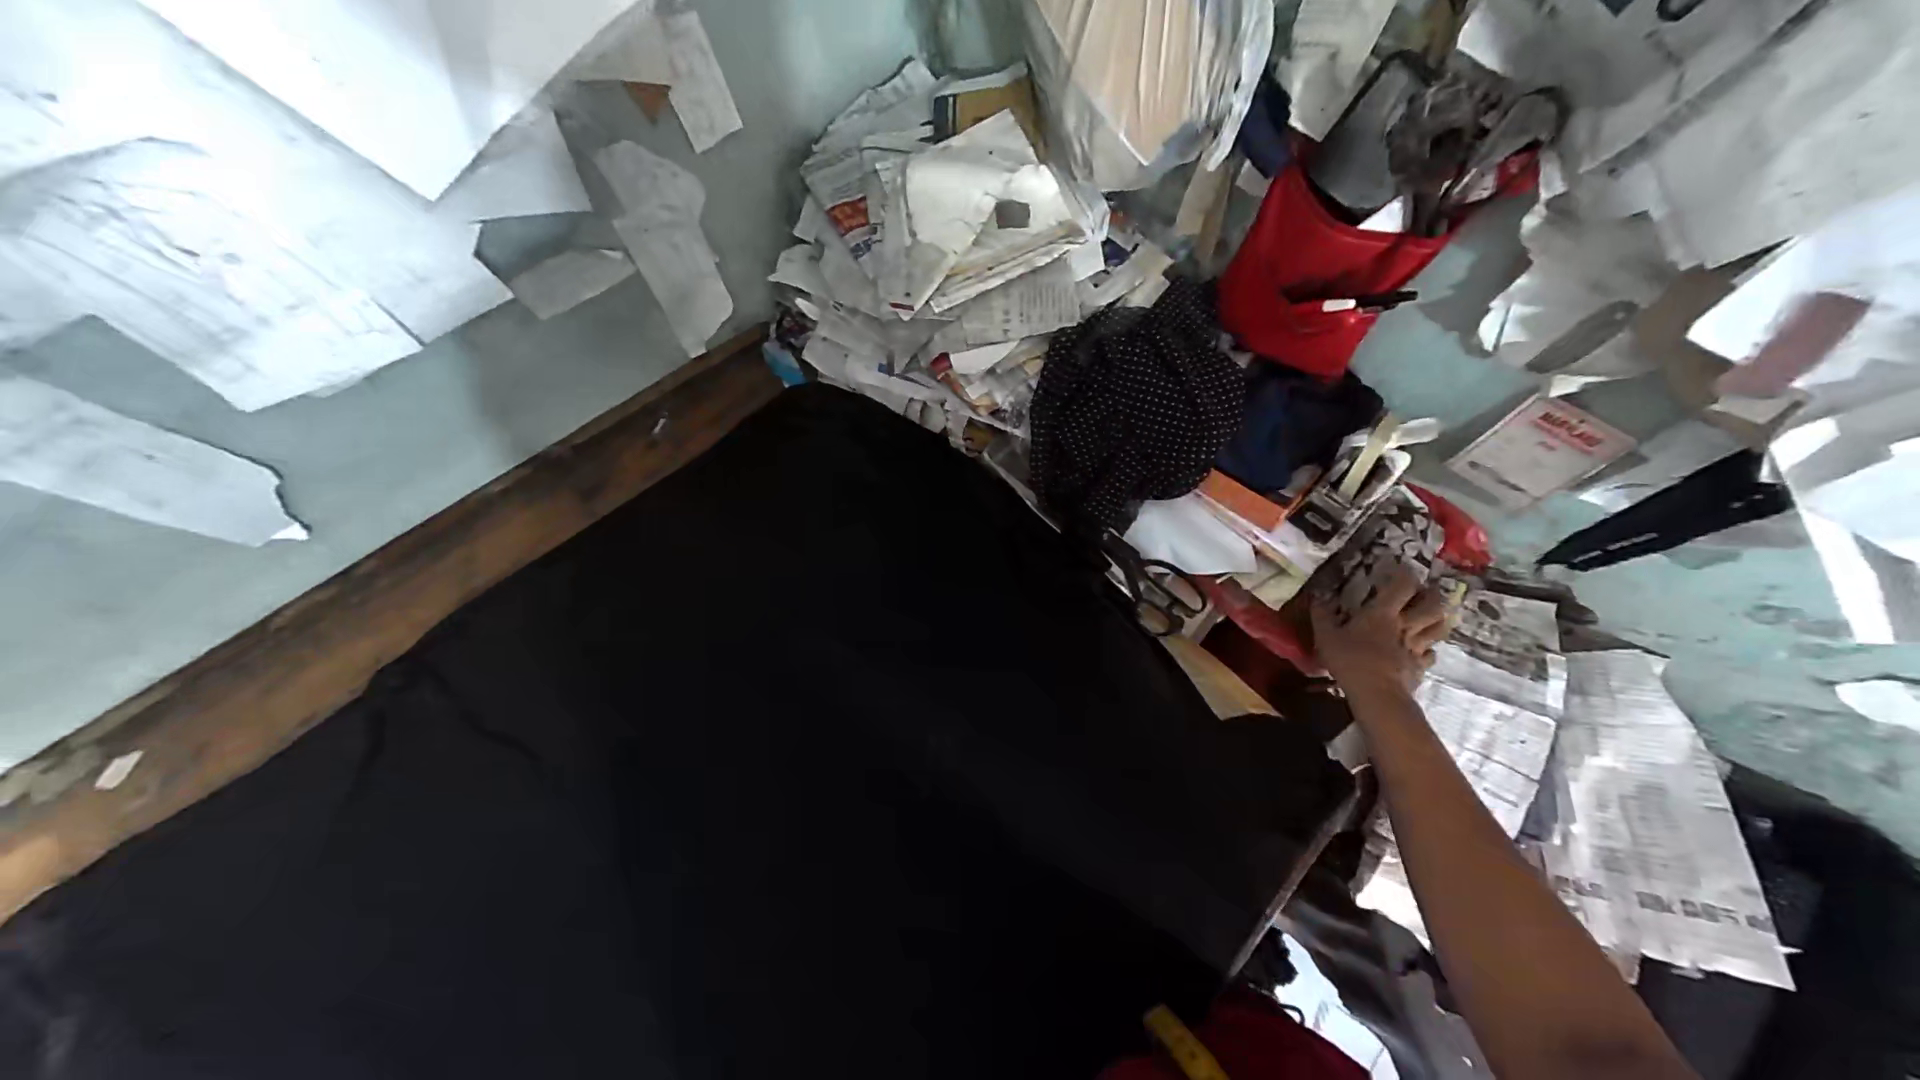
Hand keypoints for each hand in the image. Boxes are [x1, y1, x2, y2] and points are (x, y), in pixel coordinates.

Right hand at [1310, 566, 1450, 695]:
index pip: (1403, 585)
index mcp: (1383, 613)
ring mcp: (1417, 647)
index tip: (1402, 569)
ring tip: (1431, 616)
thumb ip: (1322, 615)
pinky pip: (1431, 654)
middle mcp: (1405, 626)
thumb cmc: (1349, 660)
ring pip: (1439, 627)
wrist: (1376, 693)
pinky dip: (1429, 649)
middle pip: (1432, 605)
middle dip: (1432, 595)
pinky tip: (1422, 650)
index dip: (1405, 574)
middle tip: (1425, 592)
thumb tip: (1317, 597)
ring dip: (1438, 619)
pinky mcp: (1420, 666)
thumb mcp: (1326, 636)